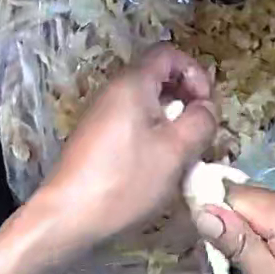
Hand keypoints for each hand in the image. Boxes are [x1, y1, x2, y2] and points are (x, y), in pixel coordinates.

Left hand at [34, 45, 217, 250]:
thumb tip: (207, 109)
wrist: (67, 220)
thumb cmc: (125, 180)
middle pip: (159, 77)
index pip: (169, 54)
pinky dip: (155, 136)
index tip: (206, 105)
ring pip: (149, 104)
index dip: (195, 72)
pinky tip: (161, 166)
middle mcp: (114, 92)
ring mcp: (103, 116)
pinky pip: (135, 124)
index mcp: (133, 83)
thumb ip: (201, 121)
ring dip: (174, 121)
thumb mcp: (177, 150)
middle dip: (188, 99)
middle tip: (201, 130)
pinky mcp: (98, 140)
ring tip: (185, 153)